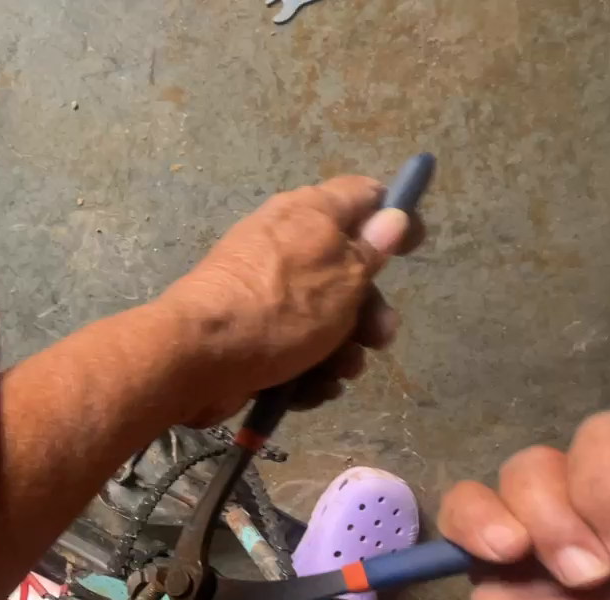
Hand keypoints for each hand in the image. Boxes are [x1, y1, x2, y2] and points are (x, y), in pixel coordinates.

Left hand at [154, 175, 421, 426]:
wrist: (196, 360)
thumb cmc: (278, 310)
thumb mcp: (342, 277)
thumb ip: (369, 252)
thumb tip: (390, 216)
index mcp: (306, 216)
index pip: (361, 197)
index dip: (392, 216)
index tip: (413, 246)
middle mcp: (281, 250)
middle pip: (343, 273)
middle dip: (367, 311)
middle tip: (380, 338)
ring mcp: (259, 298)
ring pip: (318, 321)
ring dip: (339, 351)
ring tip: (341, 373)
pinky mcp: (244, 340)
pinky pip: (288, 352)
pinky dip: (304, 373)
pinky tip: (312, 392)